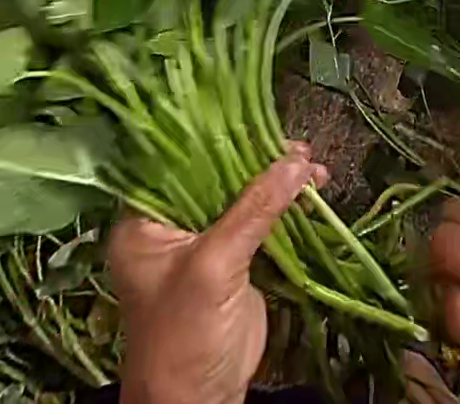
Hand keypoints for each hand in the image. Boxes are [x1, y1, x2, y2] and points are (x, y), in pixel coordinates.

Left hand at [110, 144, 328, 403]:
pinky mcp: (234, 255)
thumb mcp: (214, 267)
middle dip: (261, 158)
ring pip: (245, 192)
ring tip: (314, 168)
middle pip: (218, 172)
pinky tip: (313, 190)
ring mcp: (206, 239)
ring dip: (280, 179)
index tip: (258, 121)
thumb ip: (254, 210)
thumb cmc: (184, 337)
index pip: (178, 161)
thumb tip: (298, 161)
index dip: (218, 137)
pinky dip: (287, 203)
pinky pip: (261, 216)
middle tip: (298, 147)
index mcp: (145, 221)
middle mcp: (172, 223)